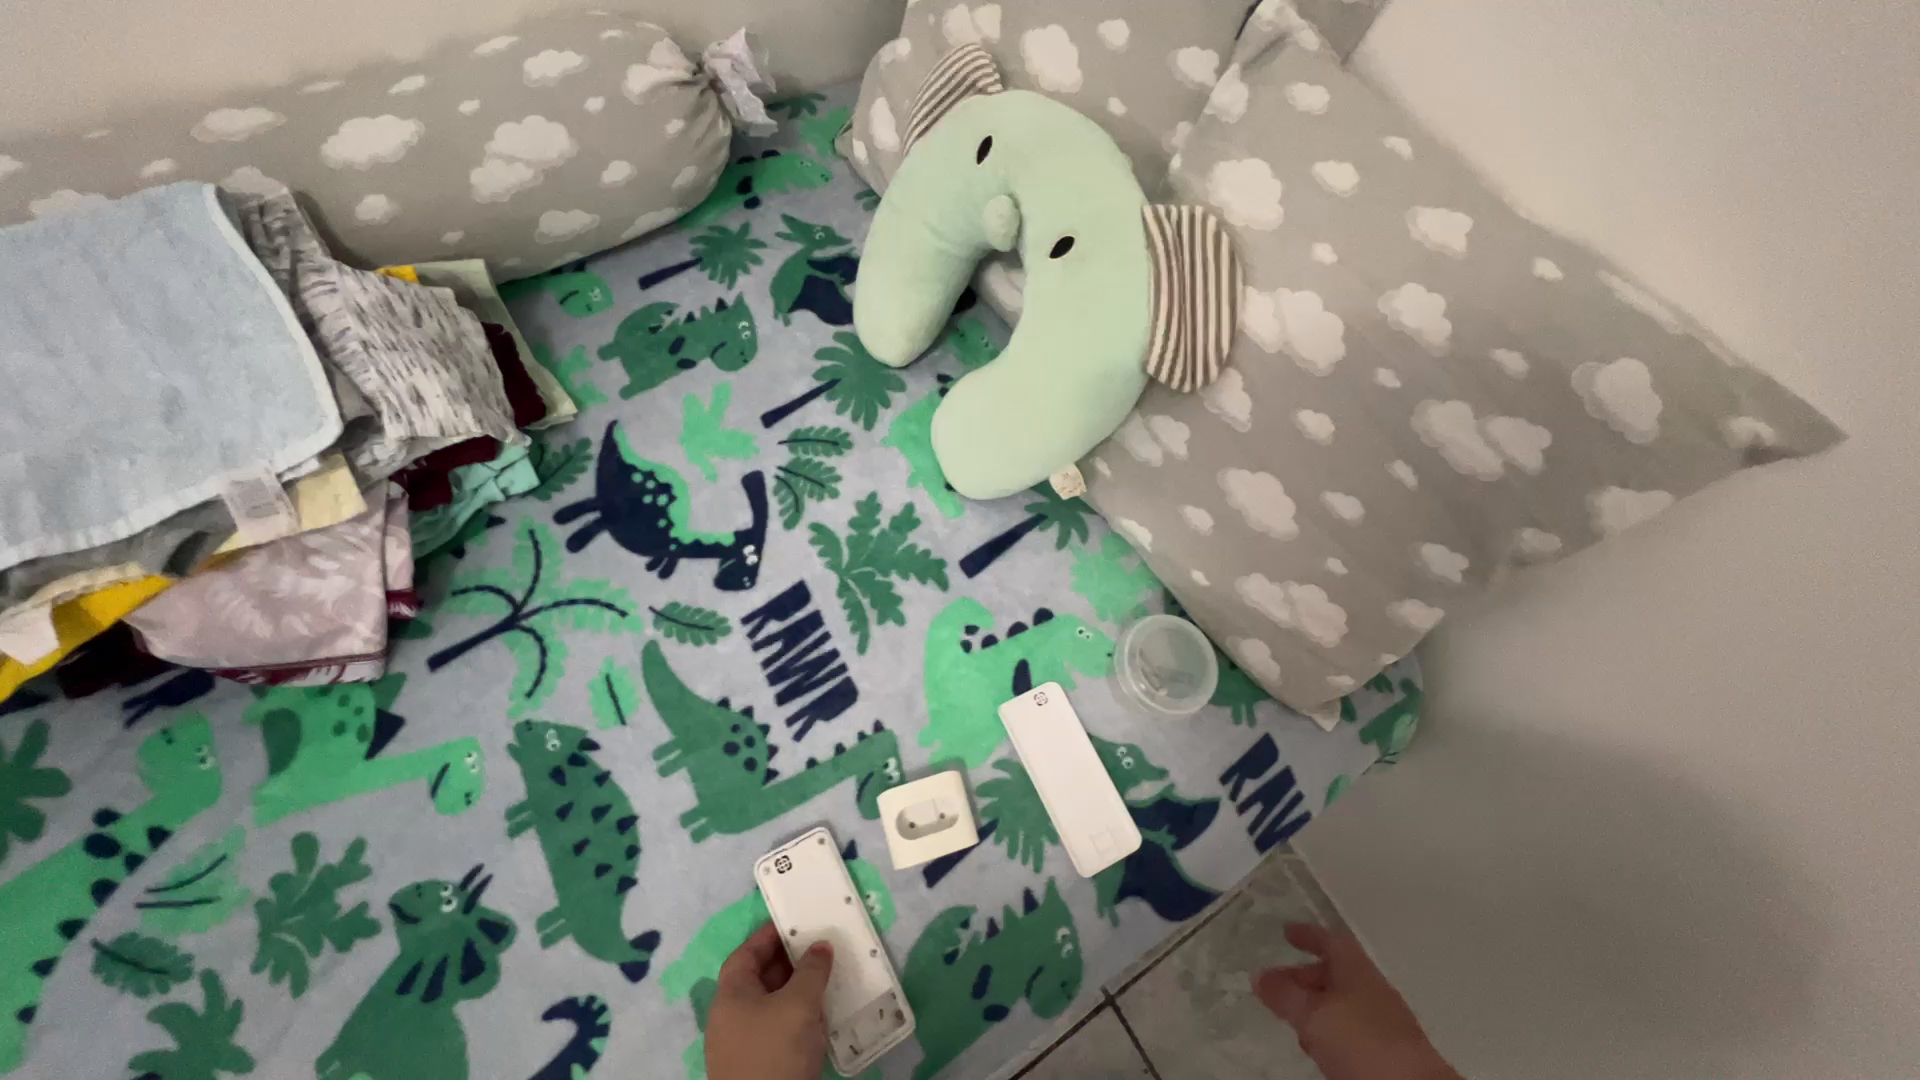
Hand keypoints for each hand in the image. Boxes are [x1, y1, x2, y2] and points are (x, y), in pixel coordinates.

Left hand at [707, 922, 834, 1079]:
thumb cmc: (774, 1053)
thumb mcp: (798, 1004)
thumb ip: (811, 969)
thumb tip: (820, 946)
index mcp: (730, 995)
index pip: (746, 953)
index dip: (770, 935)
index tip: (796, 921)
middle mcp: (730, 1017)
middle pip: (759, 977)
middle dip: (789, 961)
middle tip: (819, 947)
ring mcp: (742, 1045)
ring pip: (771, 1004)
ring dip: (797, 990)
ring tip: (827, 978)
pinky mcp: (758, 1067)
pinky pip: (778, 1028)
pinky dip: (798, 1016)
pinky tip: (821, 1016)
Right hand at [1255, 923, 1461, 1079]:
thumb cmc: (1362, 1042)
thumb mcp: (1312, 1015)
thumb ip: (1284, 995)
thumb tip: (1259, 976)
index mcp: (1357, 971)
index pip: (1330, 941)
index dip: (1307, 935)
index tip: (1287, 932)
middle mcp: (1373, 990)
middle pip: (1336, 973)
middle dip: (1306, 976)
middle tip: (1278, 984)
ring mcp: (1385, 1023)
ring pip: (1344, 1004)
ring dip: (1317, 1007)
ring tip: (1294, 1020)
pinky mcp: (1389, 1054)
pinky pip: (1353, 1030)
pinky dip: (1331, 1031)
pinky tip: (1320, 1048)